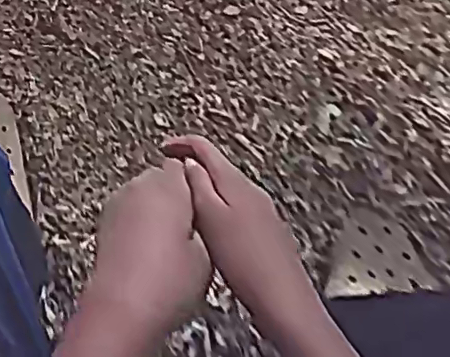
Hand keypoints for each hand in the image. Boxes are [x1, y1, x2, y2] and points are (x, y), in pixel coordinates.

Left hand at [57, 160, 211, 356]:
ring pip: (143, 192)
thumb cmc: (170, 280)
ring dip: (153, 206)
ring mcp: (119, 197)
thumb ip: (201, 223)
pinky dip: (137, 218)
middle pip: (160, 177)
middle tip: (187, 229)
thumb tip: (193, 215)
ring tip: (166, 242)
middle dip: (173, 196)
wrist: (123, 300)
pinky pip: (128, 206)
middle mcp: (140, 185)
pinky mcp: (106, 213)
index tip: (199, 208)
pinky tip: (144, 246)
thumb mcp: (206, 257)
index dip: (192, 185)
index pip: (181, 167)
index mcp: (168, 189)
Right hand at [162, 136, 356, 356]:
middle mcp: (253, 191)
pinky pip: (238, 207)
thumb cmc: (244, 261)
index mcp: (236, 182)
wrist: (287, 305)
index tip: (163, 149)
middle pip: (217, 165)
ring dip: (205, 188)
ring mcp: (265, 212)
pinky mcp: (270, 232)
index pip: (204, 146)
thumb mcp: (209, 216)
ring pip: (227, 188)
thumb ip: (196, 183)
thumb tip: (188, 162)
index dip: (180, 142)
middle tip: (170, 178)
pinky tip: (213, 229)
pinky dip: (219, 207)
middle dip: (192, 167)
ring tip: (187, 204)